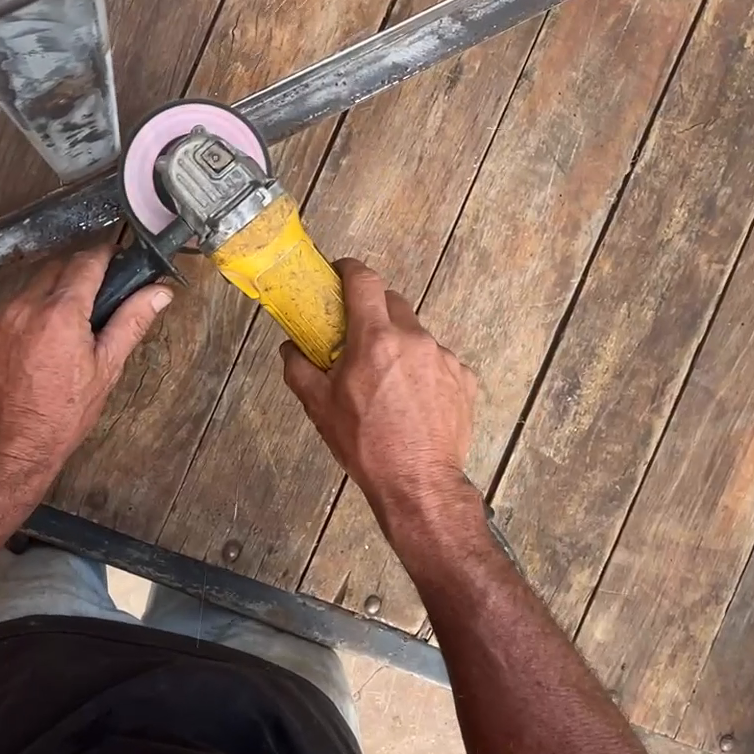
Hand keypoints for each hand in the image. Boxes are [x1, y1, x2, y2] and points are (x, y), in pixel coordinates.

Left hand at [0, 246, 172, 481]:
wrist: (16, 444)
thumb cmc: (64, 412)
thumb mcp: (107, 367)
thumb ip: (131, 321)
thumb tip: (159, 293)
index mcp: (61, 314)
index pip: (86, 262)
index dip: (104, 255)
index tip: (114, 257)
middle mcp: (25, 308)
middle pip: (56, 269)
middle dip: (77, 275)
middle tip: (94, 298)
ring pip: (31, 289)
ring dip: (49, 297)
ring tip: (62, 330)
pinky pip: (8, 309)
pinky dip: (24, 317)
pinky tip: (34, 344)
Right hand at [280, 258, 478, 523]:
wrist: (418, 484)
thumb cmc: (365, 445)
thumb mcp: (318, 407)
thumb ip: (298, 369)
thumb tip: (289, 349)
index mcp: (374, 339)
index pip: (364, 281)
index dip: (349, 269)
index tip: (340, 272)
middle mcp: (413, 339)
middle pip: (392, 301)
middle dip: (372, 309)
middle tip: (356, 334)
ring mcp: (443, 358)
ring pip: (415, 333)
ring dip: (398, 344)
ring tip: (386, 380)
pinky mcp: (463, 379)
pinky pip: (438, 360)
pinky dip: (422, 369)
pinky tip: (412, 399)